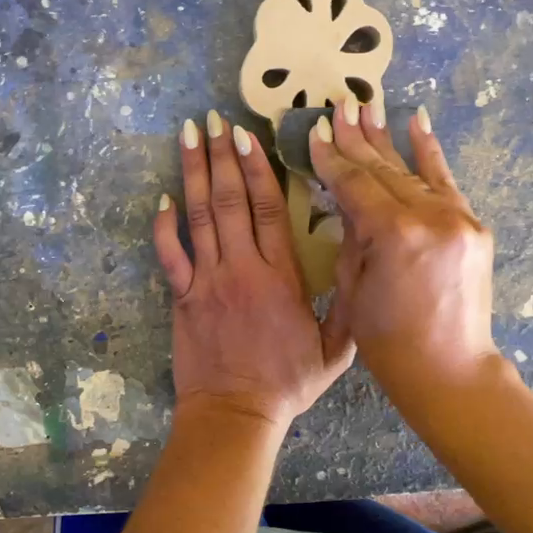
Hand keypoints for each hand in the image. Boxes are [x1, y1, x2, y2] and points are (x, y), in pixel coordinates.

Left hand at [154, 110, 354, 426]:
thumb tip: (370, 270)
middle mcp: (242, 269)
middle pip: (230, 200)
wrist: (235, 413)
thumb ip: (352, 309)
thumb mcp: (337, 351)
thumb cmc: (287, 385)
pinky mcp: (183, 298)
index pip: (269, 208)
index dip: (256, 167)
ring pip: (199, 216)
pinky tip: (162, 196)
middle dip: (220, 155)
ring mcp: (208, 281)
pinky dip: (164, 225)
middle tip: (212, 119)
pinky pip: (170, 255)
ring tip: (188, 136)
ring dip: (192, 173)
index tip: (247, 135)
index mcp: (281, 277)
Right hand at [309, 98, 499, 398]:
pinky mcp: (472, 226)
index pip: (354, 184)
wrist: (449, 369)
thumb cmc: (387, 340)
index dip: (331, 158)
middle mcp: (430, 216)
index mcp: (394, 233)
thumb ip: (352, 234)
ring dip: (385, 140)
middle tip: (337, 106)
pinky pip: (446, 182)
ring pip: (411, 172)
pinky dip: (429, 153)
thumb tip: (349, 201)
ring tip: (365, 107)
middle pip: (383, 170)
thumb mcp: (353, 284)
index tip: (315, 132)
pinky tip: (416, 122)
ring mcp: (457, 219)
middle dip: (356, 139)